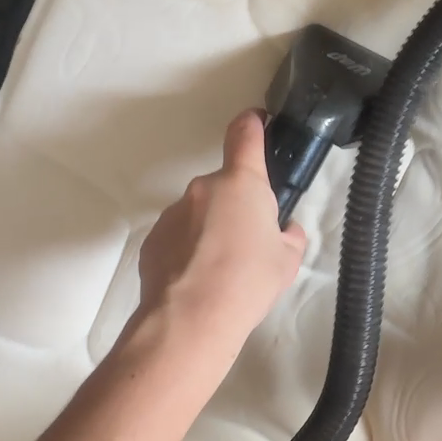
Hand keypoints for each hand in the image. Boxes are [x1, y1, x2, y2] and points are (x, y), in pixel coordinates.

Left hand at [132, 109, 307, 352]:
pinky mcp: (152, 241)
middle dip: (239, 205)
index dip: (253, 122)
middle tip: (252, 240)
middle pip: (227, 184)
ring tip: (223, 269)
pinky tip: (199, 279)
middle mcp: (204, 188)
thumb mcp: (288, 258)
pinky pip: (179, 236)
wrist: (191, 320)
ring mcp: (173, 214)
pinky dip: (190, 250)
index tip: (258, 119)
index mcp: (243, 182)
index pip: (245, 135)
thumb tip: (284, 231)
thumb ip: (289, 234)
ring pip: (201, 212)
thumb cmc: (249, 280)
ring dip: (212, 228)